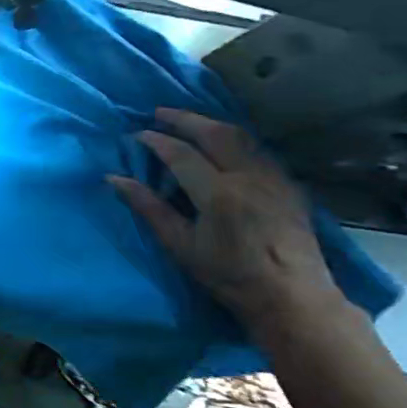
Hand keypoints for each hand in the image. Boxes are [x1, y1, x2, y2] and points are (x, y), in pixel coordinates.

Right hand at [107, 108, 346, 327]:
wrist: (291, 295)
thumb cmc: (227, 275)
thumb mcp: (179, 244)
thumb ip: (149, 207)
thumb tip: (115, 179)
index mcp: (218, 194)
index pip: (181, 154)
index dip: (157, 141)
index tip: (137, 134)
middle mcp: (248, 177)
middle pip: (215, 134)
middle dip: (184, 119)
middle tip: (159, 112)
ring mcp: (273, 178)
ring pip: (241, 137)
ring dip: (210, 123)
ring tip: (187, 121)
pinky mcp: (288, 185)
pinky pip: (257, 149)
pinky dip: (233, 138)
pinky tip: (221, 143)